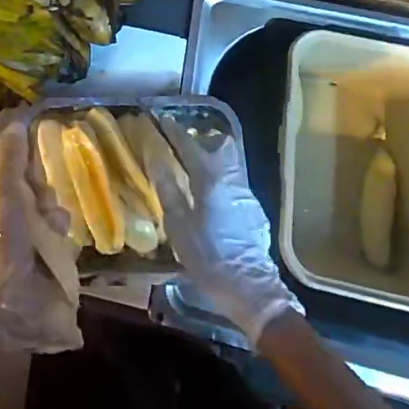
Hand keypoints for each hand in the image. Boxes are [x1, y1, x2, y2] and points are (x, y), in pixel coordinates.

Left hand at [0, 108, 82, 353]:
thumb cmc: (3, 249)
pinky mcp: (48, 248)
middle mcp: (4, 211)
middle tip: (40, 189)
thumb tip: (15, 121)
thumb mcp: (4, 198)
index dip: (14, 148)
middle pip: (27, 178)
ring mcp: (26, 231)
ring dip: (51, 205)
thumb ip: (11, 160)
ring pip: (46, 199)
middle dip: (38, 180)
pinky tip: (60, 236)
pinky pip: (60, 222)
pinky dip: (61, 226)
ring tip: (51, 220)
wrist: (19, 312)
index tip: (34, 134)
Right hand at [151, 114, 301, 347]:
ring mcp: (246, 194)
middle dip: (203, 140)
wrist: (250, 288)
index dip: (175, 132)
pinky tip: (212, 201)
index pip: (190, 146)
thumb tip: (155, 157)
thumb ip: (167, 188)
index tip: (164, 119)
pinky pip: (234, 184)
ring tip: (195, 172)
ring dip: (213, 160)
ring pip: (230, 164)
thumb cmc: (207, 256)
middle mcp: (232, 179)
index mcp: (210, 179)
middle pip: (221, 147)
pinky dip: (220, 181)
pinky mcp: (254, 211)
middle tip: (184, 145)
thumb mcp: (178, 224)